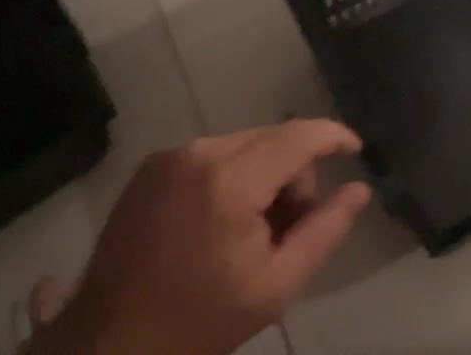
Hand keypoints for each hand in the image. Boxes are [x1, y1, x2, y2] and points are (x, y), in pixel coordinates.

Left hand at [29, 120, 371, 354]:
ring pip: (242, 145)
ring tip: (250, 233)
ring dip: (262, 176)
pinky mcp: (151, 165)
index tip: (357, 149)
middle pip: (272, 139)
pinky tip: (219, 223)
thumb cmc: (200, 321)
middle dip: (294, 174)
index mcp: (230, 180)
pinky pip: (210, 155)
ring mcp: (169, 155)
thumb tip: (359, 188)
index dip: (333, 136)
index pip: (297, 137)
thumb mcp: (276, 286)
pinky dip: (229, 176)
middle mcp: (199, 151)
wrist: (110, 342)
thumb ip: (324, 232)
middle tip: (288, 230)